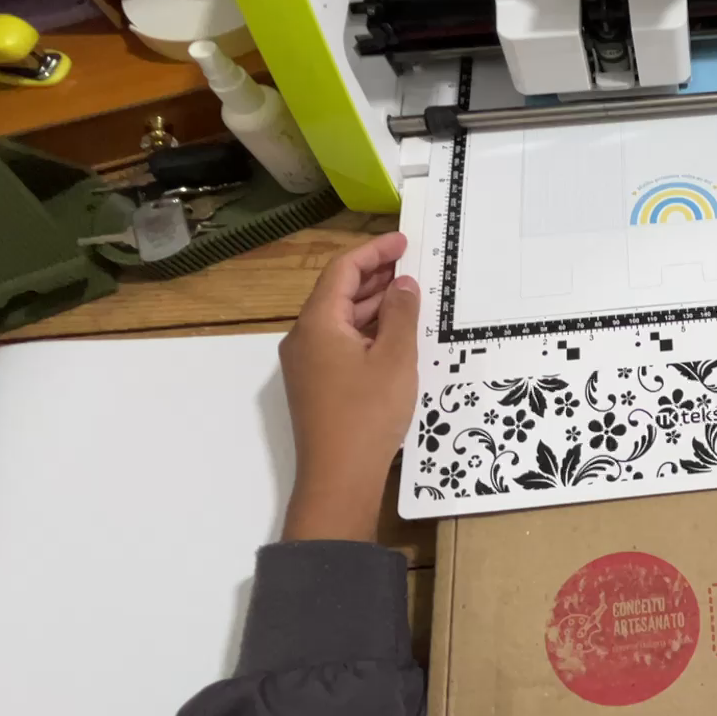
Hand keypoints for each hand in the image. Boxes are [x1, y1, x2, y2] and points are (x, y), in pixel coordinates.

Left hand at [278, 232, 420, 541]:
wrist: (339, 475)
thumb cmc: (368, 412)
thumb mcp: (395, 359)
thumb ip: (401, 315)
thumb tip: (403, 284)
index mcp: (318, 324)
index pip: (342, 272)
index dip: (372, 252)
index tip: (403, 240)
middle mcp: (305, 338)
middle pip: (338, 293)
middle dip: (374, 275)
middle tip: (412, 263)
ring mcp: (308, 363)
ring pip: (341, 319)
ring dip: (374, 303)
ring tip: (410, 293)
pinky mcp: (318, 383)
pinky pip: (342, 341)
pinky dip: (368, 328)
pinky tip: (395, 332)